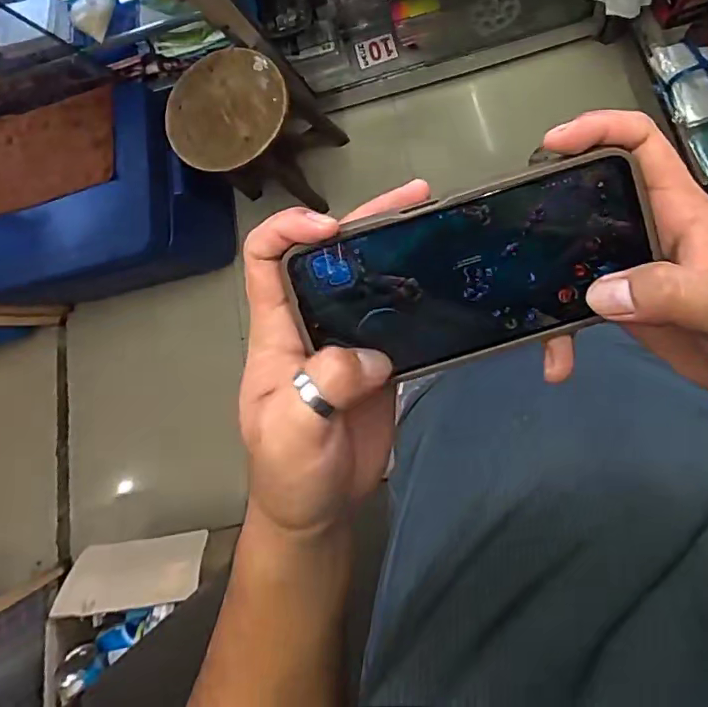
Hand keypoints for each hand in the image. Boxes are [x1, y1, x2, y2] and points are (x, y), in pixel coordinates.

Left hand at [237, 180, 431, 534]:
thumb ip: (321, 390)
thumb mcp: (291, 433)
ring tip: (434, 219)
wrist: (319, 510)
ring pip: (367, 277)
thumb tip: (370, 356)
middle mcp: (311, 320)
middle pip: (329, 253)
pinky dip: (417, 289)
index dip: (288, 229)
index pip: (265, 258)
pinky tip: (442, 274)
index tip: (329, 228)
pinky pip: (396, 312)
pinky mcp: (378, 357)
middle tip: (413, 197)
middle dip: (365, 219)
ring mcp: (347, 337)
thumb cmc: (287, 474)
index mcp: (277, 330)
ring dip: (397, 245)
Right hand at [537, 111, 707, 402]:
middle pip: (593, 189)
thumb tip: (598, 292)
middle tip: (518, 213)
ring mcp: (633, 265)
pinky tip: (555, 362)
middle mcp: (649, 226)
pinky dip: (563, 331)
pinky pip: (579, 305)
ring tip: (519, 293)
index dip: (600, 127)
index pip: (642, 141)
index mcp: (679, 208)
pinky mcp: (625, 302)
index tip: (555, 141)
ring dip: (546, 272)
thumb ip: (675, 294)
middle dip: (553, 193)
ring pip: (576, 249)